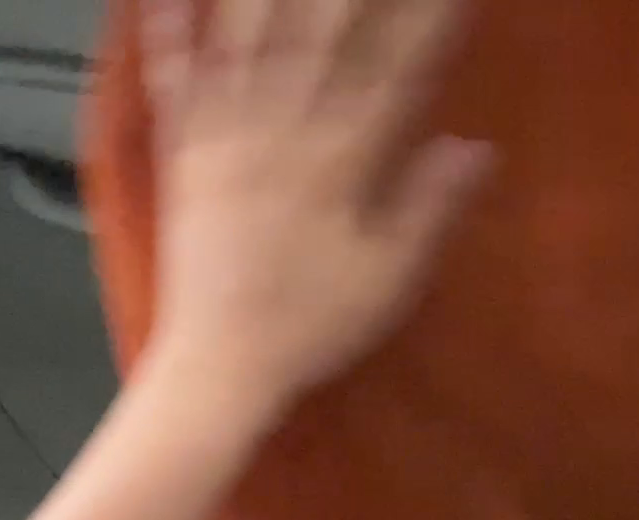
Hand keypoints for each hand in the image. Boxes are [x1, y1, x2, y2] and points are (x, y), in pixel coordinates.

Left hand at [140, 0, 491, 413]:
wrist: (220, 364)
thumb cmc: (308, 330)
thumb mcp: (385, 283)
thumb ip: (427, 209)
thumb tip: (475, 146)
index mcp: (339, 165)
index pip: (394, 70)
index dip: (422, 18)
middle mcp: (281, 138)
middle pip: (321, 36)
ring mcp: (226, 147)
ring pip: (246, 45)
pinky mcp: (183, 168)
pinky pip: (175, 95)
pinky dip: (167, 44)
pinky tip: (162, 0)